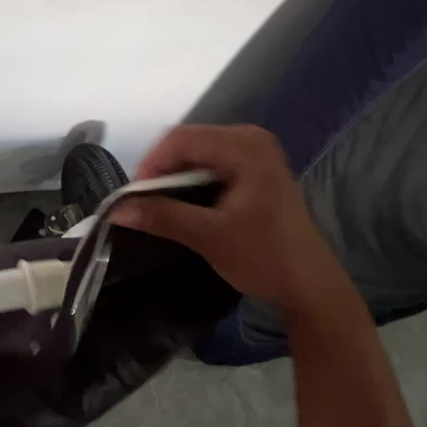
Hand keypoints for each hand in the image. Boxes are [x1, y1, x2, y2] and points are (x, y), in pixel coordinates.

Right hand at [111, 125, 351, 313]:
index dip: (150, 164)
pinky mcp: (254, 168)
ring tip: (159, 207)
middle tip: (143, 203)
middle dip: (160, 171)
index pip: (180, 139)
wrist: (311, 287)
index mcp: (245, 146)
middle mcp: (250, 139)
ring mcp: (255, 153)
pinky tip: (183, 206)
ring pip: (195, 154)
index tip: (133, 197)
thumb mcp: (209, 236)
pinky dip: (190, 181)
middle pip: (187, 142)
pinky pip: (209, 164)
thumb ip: (162, 217)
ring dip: (174, 178)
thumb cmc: (266, 257)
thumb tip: (115, 210)